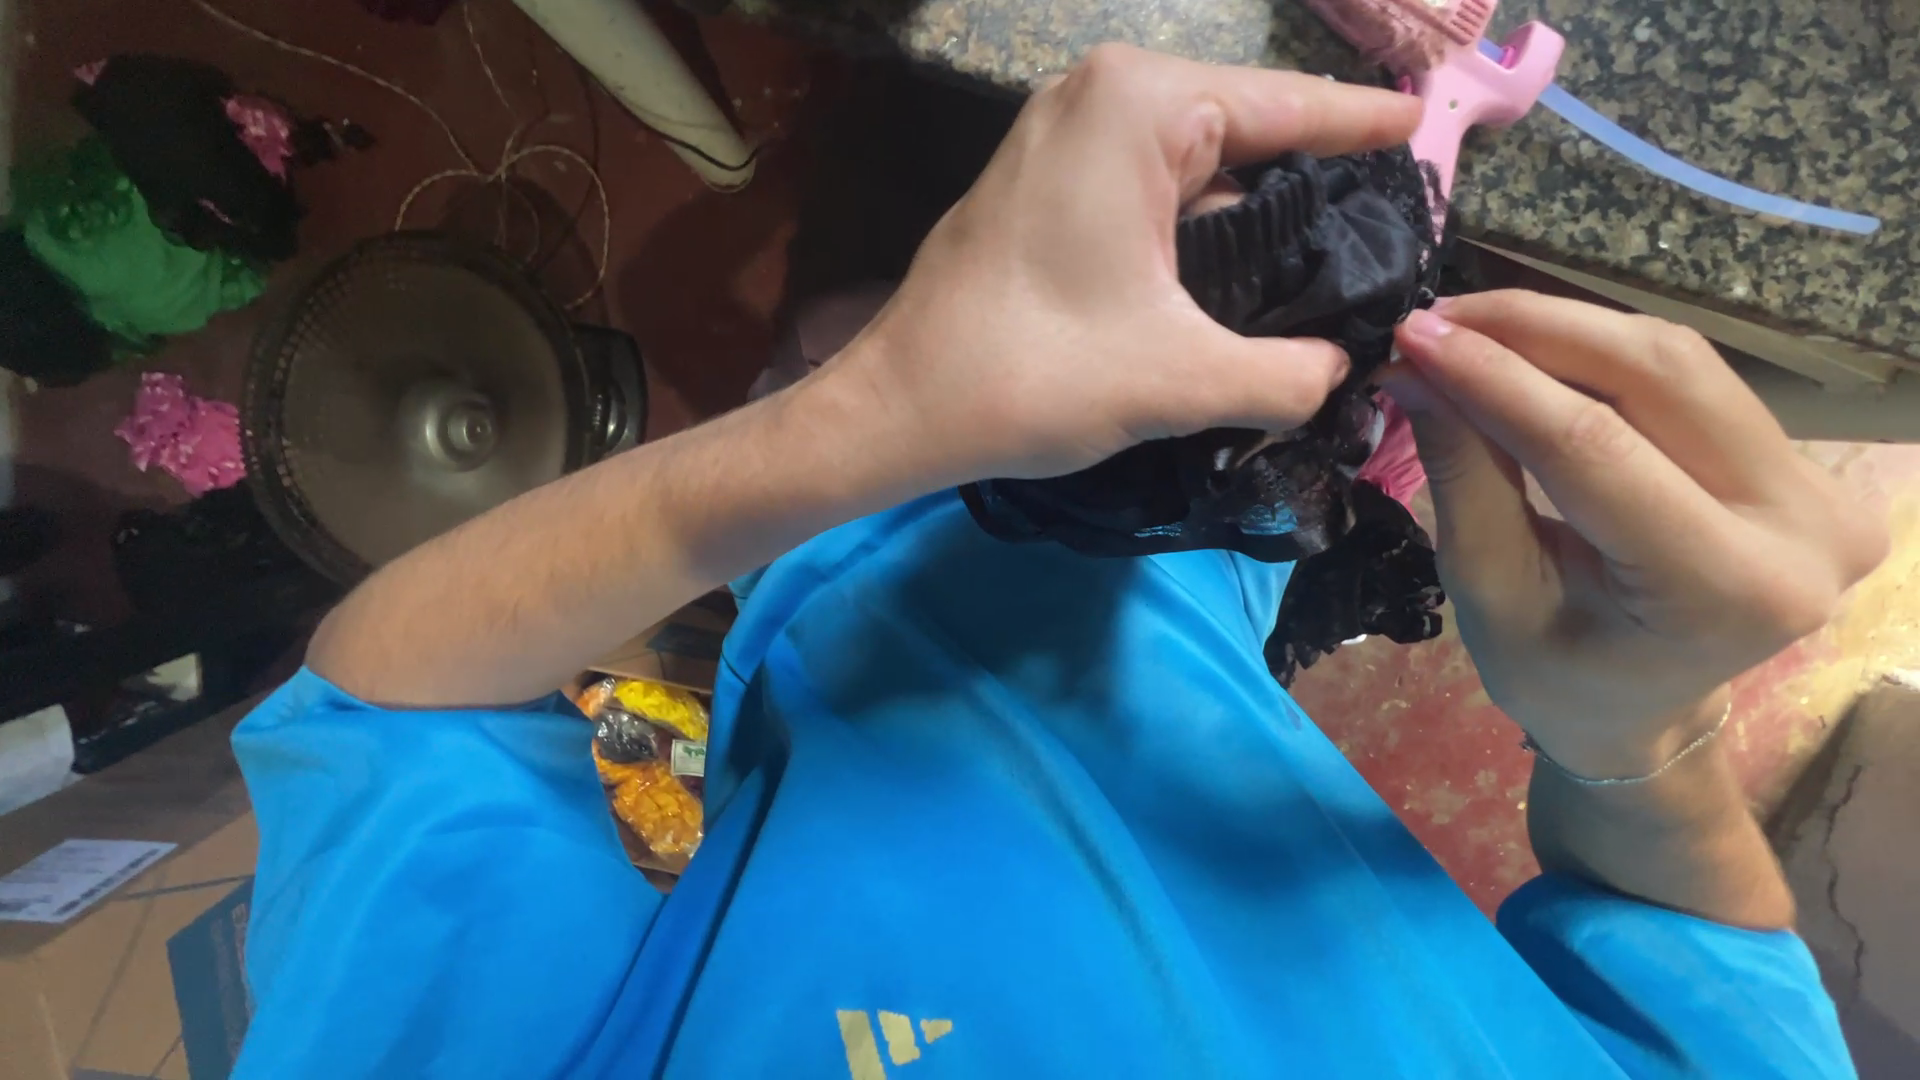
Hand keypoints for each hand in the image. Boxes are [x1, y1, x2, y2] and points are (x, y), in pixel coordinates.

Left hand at [817, 45, 1418, 487]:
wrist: (901, 411)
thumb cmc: (1032, 376)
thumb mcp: (1181, 381)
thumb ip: (1291, 374)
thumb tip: (1349, 369)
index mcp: (1143, 106)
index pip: (1296, 110)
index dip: (1371, 139)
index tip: (1434, 156)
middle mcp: (1099, 100)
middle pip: (1244, 145)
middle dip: (1307, 208)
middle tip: (1374, 273)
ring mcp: (1059, 144)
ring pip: (1190, 183)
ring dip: (1243, 241)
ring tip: (1312, 299)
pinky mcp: (1038, 195)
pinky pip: (1141, 207)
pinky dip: (1185, 250)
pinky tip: (1224, 300)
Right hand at [1385, 291, 1885, 778]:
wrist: (1633, 711)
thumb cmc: (1547, 674)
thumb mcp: (1484, 588)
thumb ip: (1461, 476)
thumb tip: (1413, 374)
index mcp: (1722, 587)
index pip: (1593, 446)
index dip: (1492, 379)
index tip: (1411, 337)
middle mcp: (1805, 524)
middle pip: (1659, 374)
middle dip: (1532, 329)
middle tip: (1432, 317)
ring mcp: (1819, 486)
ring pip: (1678, 361)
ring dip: (1558, 329)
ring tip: (1463, 327)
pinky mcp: (1795, 462)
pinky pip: (1684, 379)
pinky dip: (1588, 354)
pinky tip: (1520, 349)